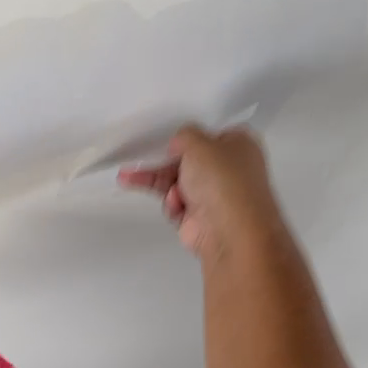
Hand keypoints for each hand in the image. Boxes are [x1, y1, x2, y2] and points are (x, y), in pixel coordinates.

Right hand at [118, 125, 284, 260]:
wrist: (229, 232)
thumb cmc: (222, 181)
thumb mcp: (199, 144)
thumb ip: (184, 136)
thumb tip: (179, 145)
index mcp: (239, 145)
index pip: (209, 136)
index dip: (187, 136)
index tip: (166, 137)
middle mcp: (228, 169)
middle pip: (187, 160)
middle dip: (161, 162)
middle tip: (137, 160)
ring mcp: (213, 194)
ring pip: (176, 182)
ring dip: (157, 181)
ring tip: (128, 177)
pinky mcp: (197, 216)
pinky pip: (175, 203)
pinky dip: (171, 203)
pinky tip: (174, 204)